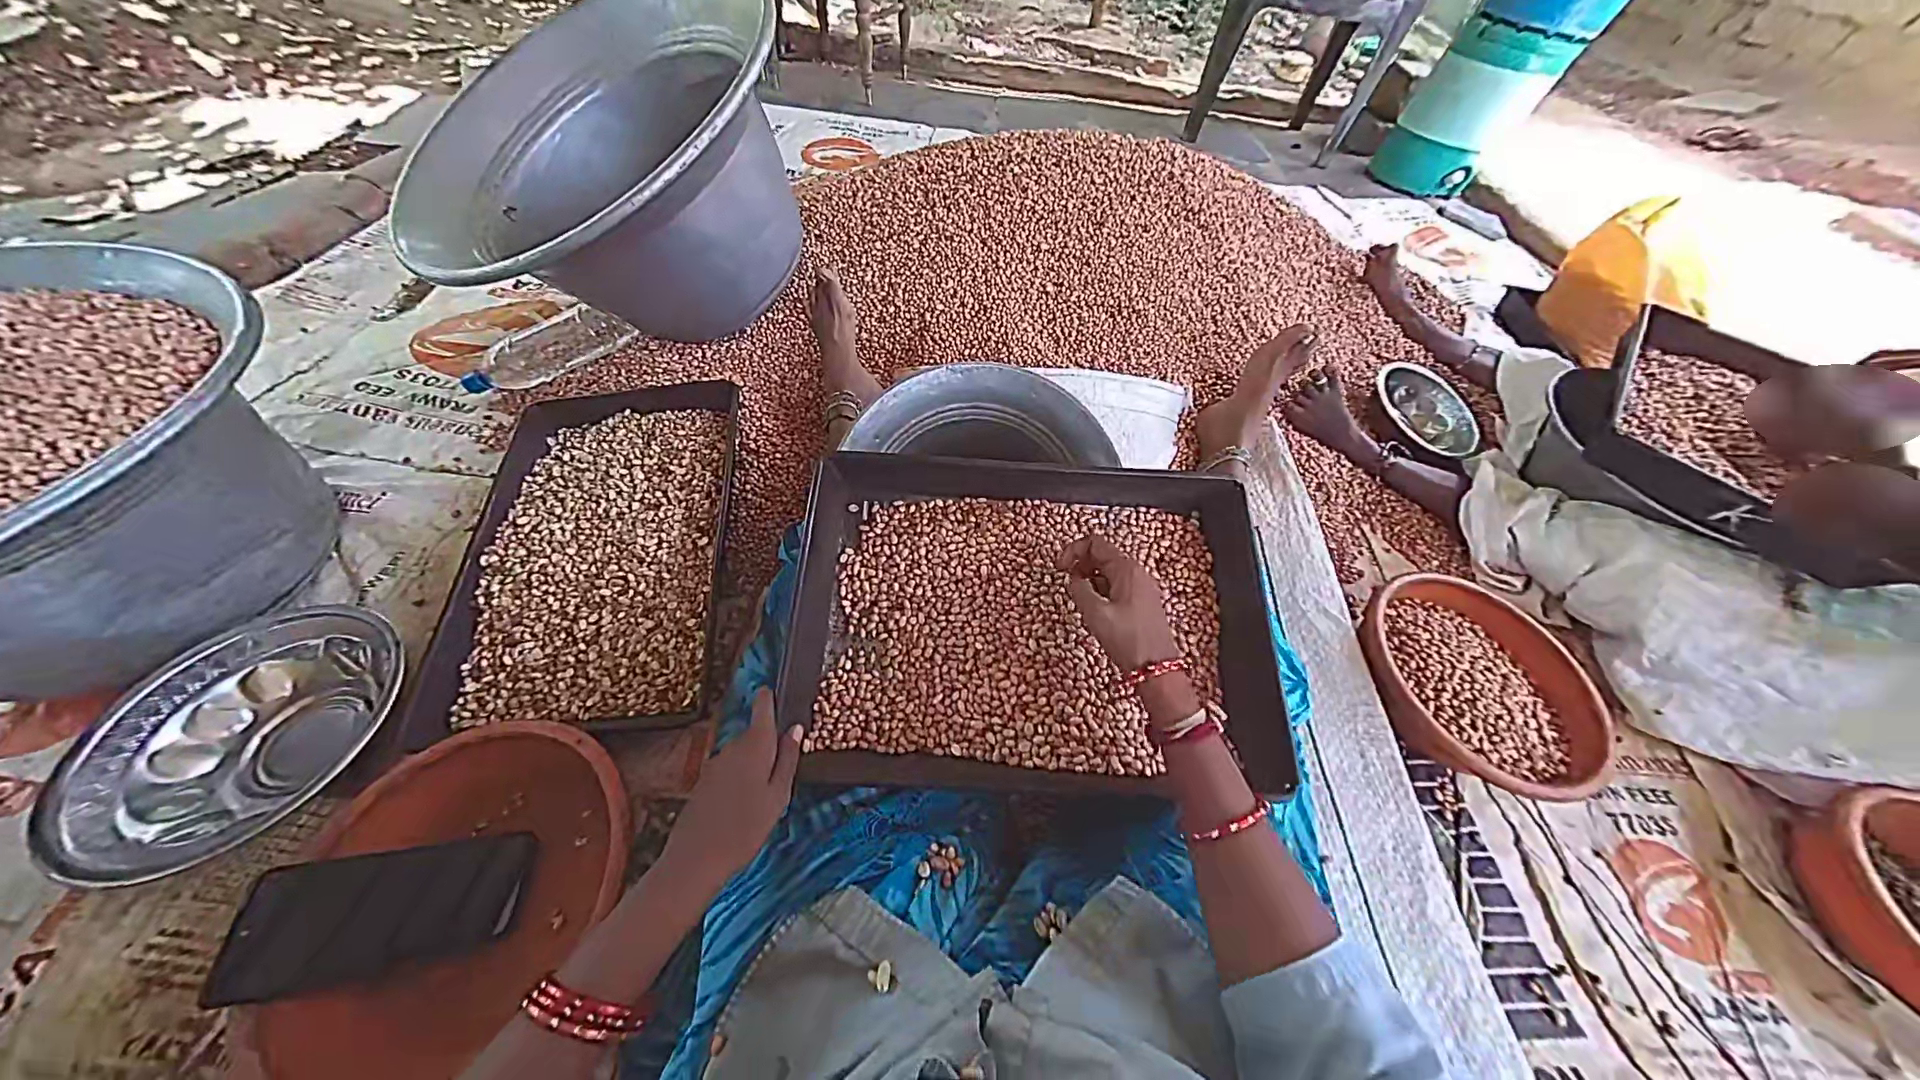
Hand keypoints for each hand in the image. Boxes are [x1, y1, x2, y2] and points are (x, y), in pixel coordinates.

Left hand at [659, 688, 800, 893]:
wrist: (695, 860)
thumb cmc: (746, 828)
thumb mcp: (778, 795)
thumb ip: (787, 759)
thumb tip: (795, 729)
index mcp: (754, 745)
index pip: (762, 707)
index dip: (769, 697)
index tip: (775, 691)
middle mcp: (732, 747)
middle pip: (754, 734)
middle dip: (768, 743)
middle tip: (784, 768)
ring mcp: (715, 764)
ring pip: (742, 753)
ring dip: (755, 764)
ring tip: (766, 794)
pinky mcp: (704, 782)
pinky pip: (730, 770)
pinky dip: (741, 778)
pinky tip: (745, 805)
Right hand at [1056, 533, 1180, 671]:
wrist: (1156, 668)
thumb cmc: (1128, 640)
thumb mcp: (1095, 613)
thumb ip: (1079, 590)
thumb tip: (1073, 579)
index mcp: (1126, 569)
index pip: (1095, 543)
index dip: (1073, 551)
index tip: (1060, 567)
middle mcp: (1136, 573)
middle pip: (1102, 556)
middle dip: (1080, 566)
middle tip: (1068, 584)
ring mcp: (1141, 588)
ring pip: (1108, 573)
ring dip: (1090, 581)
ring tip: (1082, 602)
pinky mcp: (1141, 603)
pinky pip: (1116, 587)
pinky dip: (1101, 592)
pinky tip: (1096, 611)